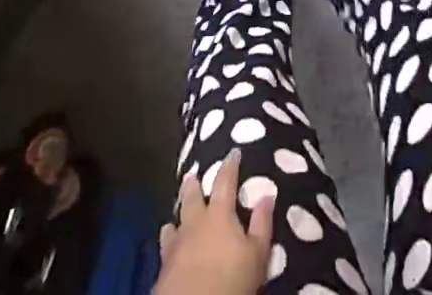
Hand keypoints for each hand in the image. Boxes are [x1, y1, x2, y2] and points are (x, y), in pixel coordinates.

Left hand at [154, 149, 274, 294]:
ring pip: (175, 221)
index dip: (230, 166)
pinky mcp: (164, 264)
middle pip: (192, 197)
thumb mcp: (256, 254)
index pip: (225, 182)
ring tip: (178, 210)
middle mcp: (194, 222)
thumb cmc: (230, 280)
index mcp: (218, 214)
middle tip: (192, 176)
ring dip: (179, 213)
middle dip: (193, 185)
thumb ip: (261, 224)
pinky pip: (166, 244)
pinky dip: (170, 238)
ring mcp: (176, 242)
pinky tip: (169, 241)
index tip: (233, 152)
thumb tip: (267, 194)